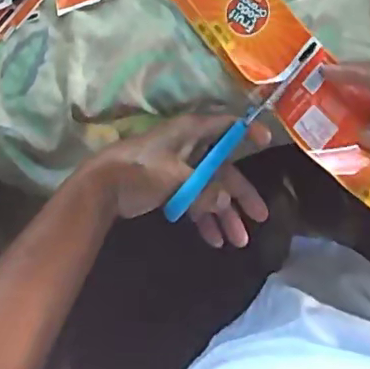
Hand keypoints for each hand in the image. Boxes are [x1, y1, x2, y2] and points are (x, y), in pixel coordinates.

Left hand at [76, 114, 270, 248]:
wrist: (102, 185)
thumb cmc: (140, 170)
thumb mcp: (176, 178)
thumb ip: (205, 189)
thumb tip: (226, 201)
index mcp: (191, 132)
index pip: (226, 126)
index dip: (246, 132)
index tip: (267, 141)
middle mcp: (189, 146)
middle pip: (222, 168)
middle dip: (240, 194)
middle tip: (260, 218)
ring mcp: (179, 166)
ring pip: (210, 188)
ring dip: (224, 214)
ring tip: (238, 241)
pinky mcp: (169, 185)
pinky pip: (195, 200)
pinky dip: (204, 218)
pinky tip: (213, 239)